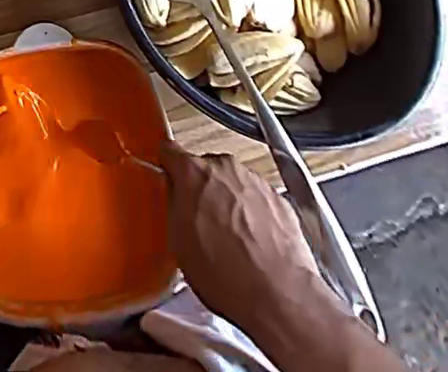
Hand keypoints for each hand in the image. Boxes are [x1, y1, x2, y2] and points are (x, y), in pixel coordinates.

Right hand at [158, 140, 324, 329]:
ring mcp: (254, 181)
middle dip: (201, 190)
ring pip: (232, 184)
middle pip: (204, 168)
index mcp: (194, 173)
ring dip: (228, 202)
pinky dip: (253, 215)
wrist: (280, 296)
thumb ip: (173, 205)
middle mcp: (225, 168)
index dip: (167, 164)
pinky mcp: (278, 198)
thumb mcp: (178, 241)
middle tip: (199, 222)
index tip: (168, 176)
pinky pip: (257, 199)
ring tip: (230, 241)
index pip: (170, 151)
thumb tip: (174, 197)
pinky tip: (252, 245)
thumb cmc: (228, 274)